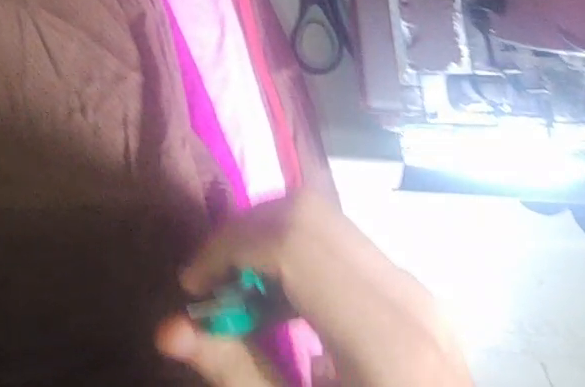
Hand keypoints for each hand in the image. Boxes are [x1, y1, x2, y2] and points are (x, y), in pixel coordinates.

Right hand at [156, 193, 472, 386]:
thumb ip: (236, 372)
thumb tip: (166, 328)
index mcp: (385, 338)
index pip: (292, 242)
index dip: (229, 249)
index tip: (193, 289)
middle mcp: (407, 295)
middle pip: (307, 214)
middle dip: (243, 235)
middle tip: (209, 284)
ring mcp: (418, 291)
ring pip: (325, 220)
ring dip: (268, 240)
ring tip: (239, 296)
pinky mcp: (415, 296)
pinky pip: (344, 246)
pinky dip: (298, 256)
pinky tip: (280, 304)